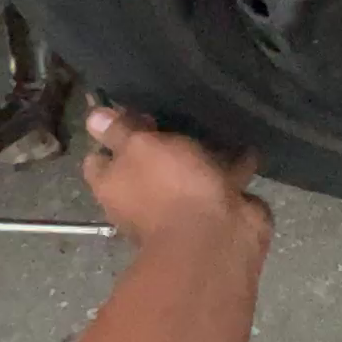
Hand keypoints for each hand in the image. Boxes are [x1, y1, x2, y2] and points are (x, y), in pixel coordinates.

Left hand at [82, 106, 272, 253]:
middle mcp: (143, 195)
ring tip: (216, 117)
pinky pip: (224, 175)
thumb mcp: (140, 147)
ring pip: (188, 168)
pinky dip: (235, 160)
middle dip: (162, 139)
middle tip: (179, 109)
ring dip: (201, 149)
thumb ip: (120, 131)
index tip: (135, 111)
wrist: (217, 233)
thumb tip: (94, 116)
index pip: (100, 157)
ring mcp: (182, 202)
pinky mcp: (217, 204)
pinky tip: (246, 138)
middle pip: (147, 161)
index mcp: (114, 184)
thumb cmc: (170, 186)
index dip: (114, 134)